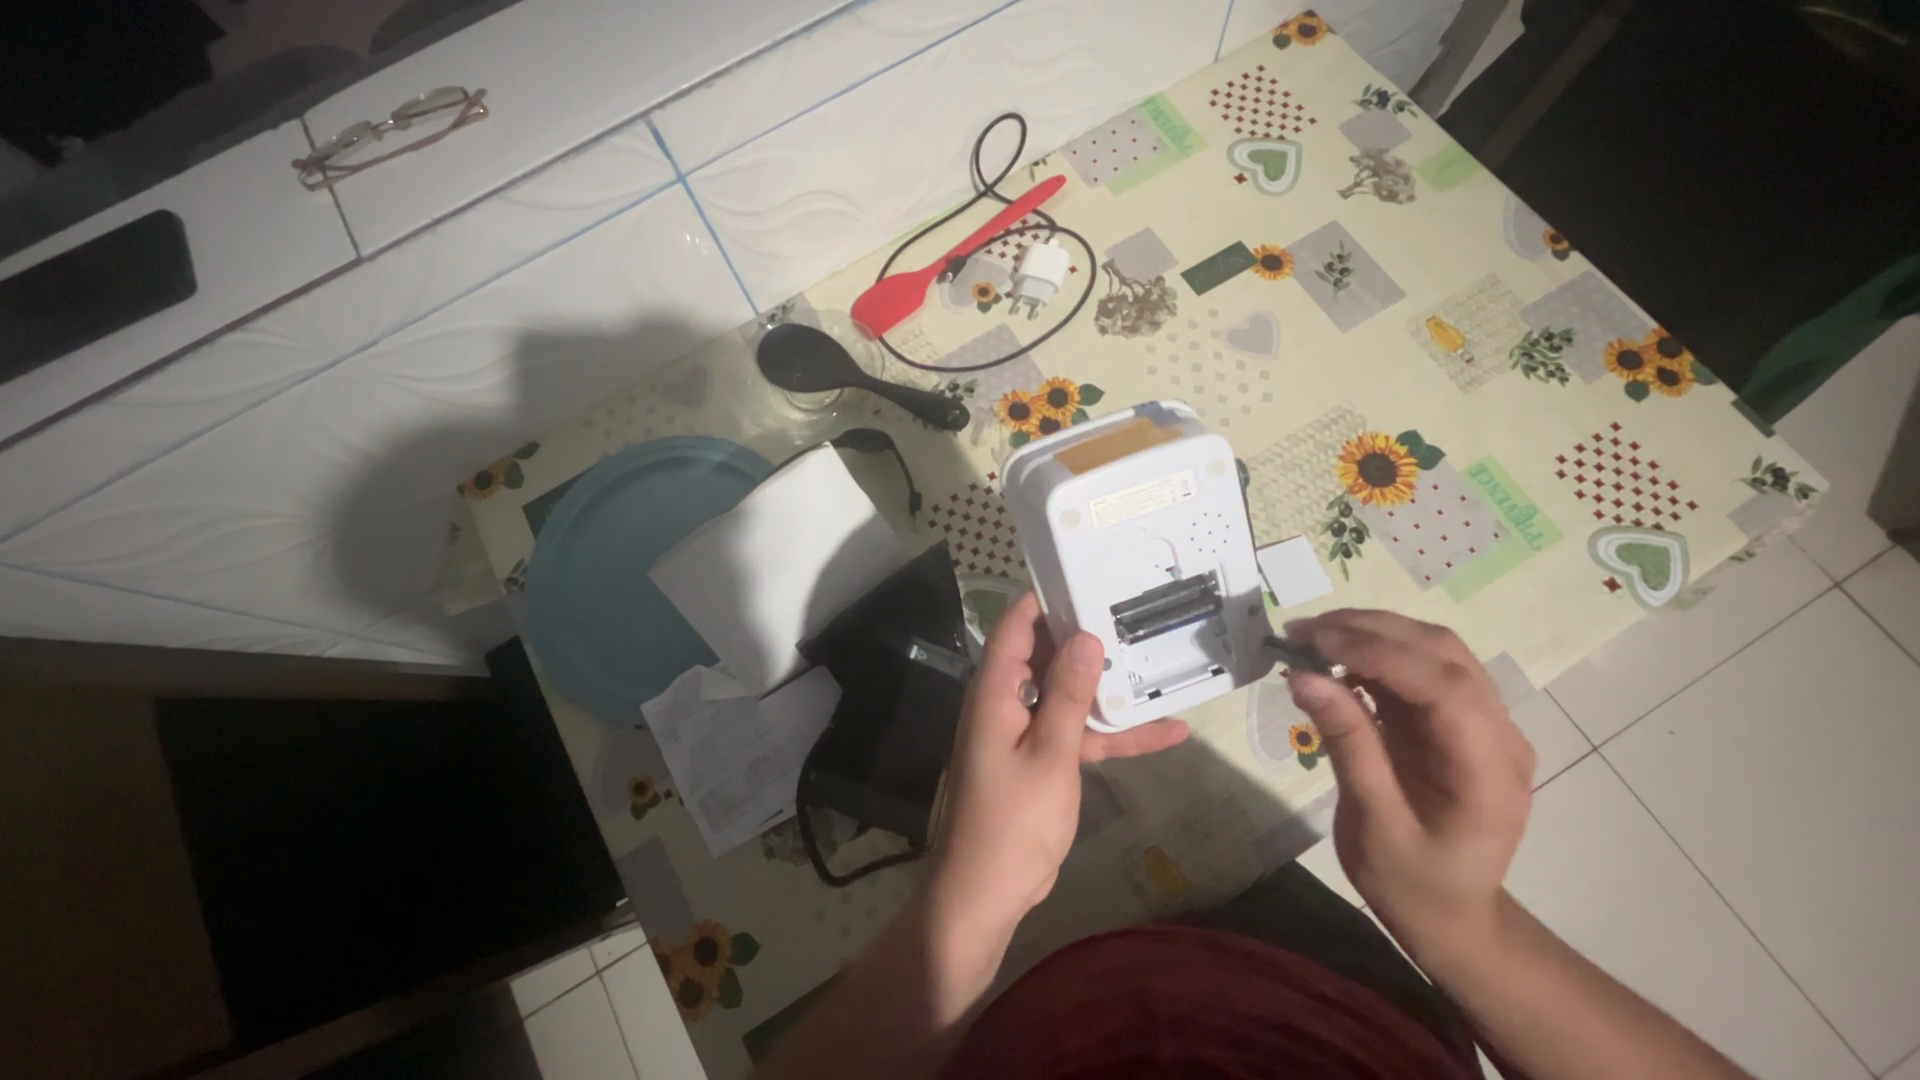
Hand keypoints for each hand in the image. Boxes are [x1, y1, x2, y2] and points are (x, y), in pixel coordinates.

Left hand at [931, 593, 1188, 929]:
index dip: (1047, 599)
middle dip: (1087, 636)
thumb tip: (1086, 636)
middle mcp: (1006, 703)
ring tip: (1159, 661)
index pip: (1016, 626)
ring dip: (1107, 687)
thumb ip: (1069, 696)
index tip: (1088, 577)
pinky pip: (1077, 735)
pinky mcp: (1041, 760)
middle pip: (1046, 655)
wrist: (988, 891)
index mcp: (996, 691)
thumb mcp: (1051, 754)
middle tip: (1136, 612)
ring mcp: (1024, 732)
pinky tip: (1167, 733)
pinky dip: (1112, 734)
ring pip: (1068, 695)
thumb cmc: (1015, 820)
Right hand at [1283, 609, 1534, 963]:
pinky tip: (1335, 661)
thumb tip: (1302, 677)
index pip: (1442, 684)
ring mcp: (1484, 724)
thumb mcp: (1373, 823)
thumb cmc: (1413, 884)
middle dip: (1370, 631)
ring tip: (1311, 638)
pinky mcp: (1459, 722)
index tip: (1311, 641)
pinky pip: (1423, 671)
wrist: (1453, 917)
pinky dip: (1377, 655)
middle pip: (1442, 653)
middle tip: (1300, 632)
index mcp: (1488, 768)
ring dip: (1373, 634)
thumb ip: (1347, 745)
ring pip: (1435, 651)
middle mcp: (1499, 734)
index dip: (1376, 652)